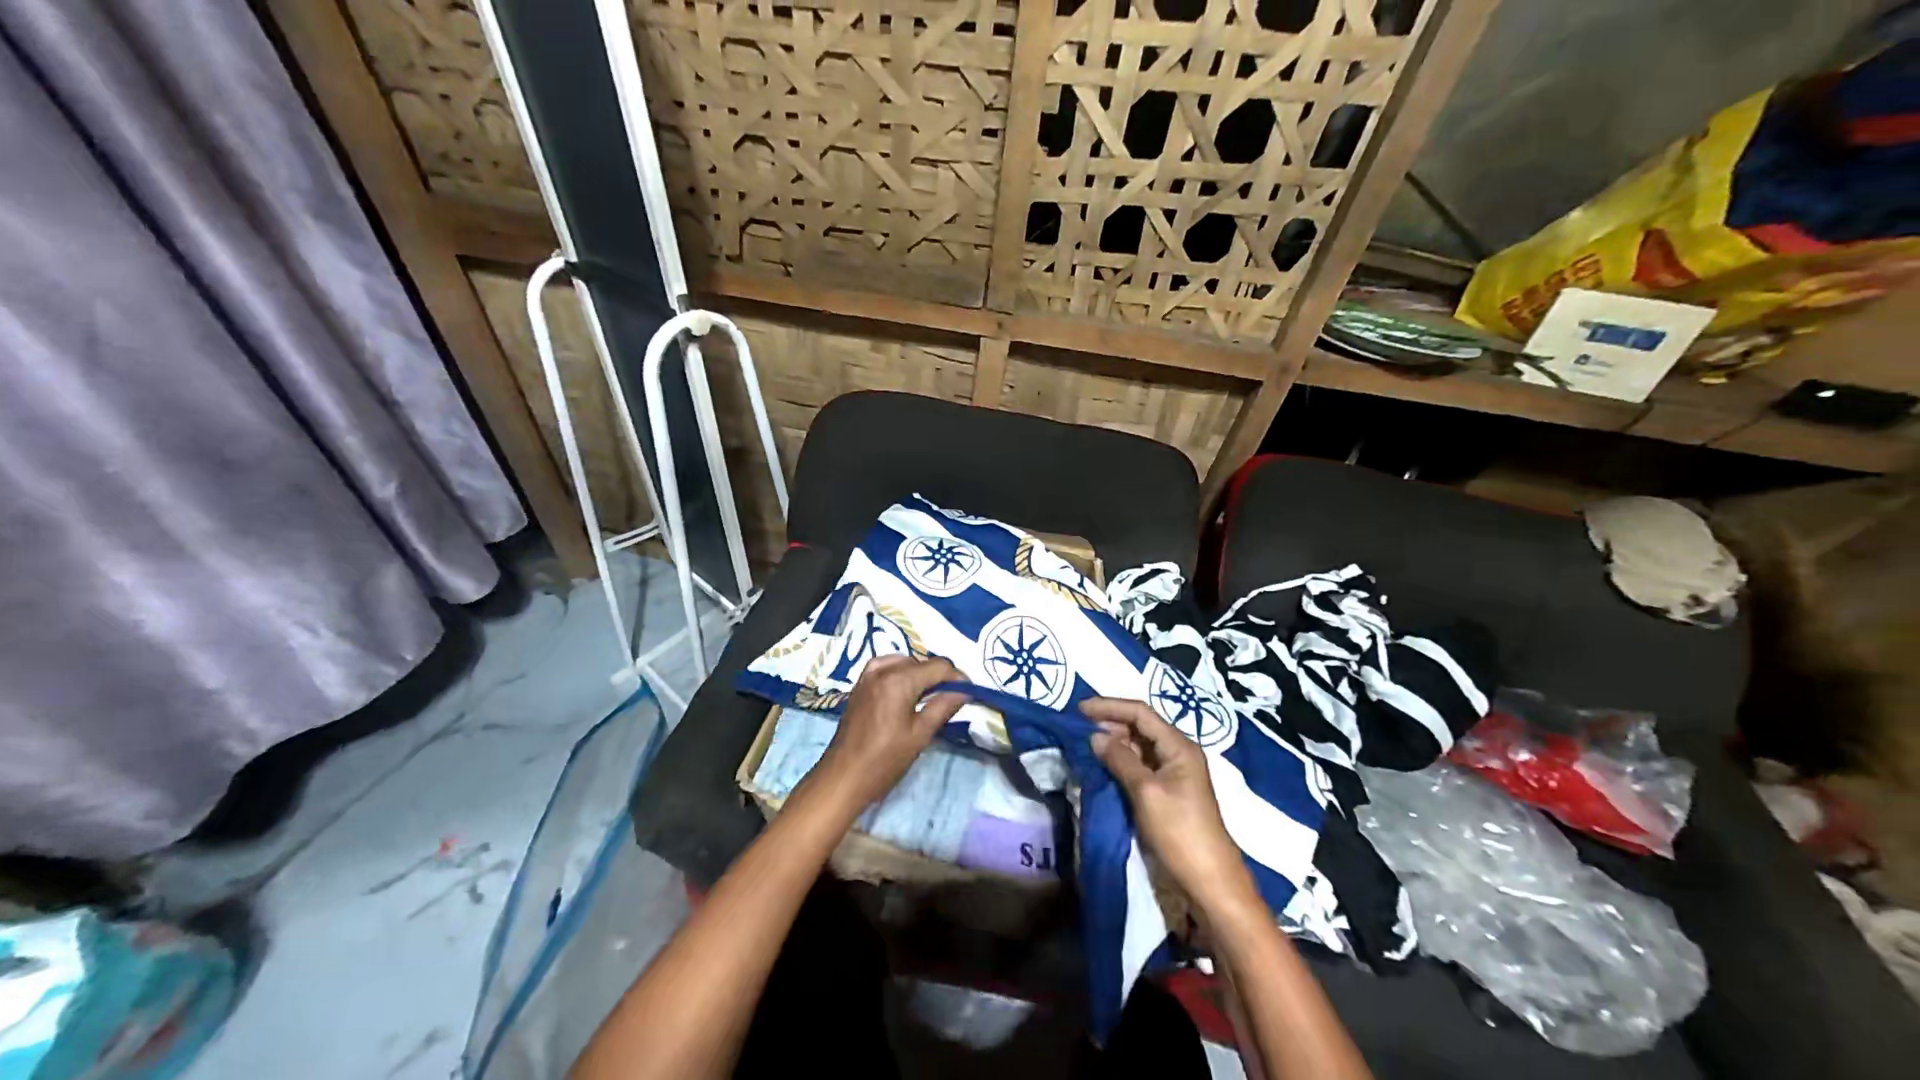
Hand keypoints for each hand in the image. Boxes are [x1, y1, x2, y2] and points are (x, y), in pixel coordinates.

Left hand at [806, 655, 968, 812]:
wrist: (842, 777)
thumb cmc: (884, 760)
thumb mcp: (920, 734)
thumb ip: (943, 706)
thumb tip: (964, 691)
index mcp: (899, 679)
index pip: (939, 666)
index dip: (957, 678)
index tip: (968, 693)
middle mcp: (882, 669)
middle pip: (922, 662)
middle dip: (939, 677)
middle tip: (952, 699)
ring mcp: (868, 675)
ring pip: (905, 663)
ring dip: (920, 675)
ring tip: (931, 698)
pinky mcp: (860, 684)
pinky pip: (887, 668)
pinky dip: (902, 674)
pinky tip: (908, 694)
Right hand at [1084, 698, 1257, 917]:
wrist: (1208, 879)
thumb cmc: (1179, 831)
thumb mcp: (1146, 792)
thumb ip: (1120, 759)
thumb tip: (1095, 736)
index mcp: (1179, 746)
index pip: (1140, 712)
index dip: (1109, 707)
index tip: (1079, 709)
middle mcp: (1178, 753)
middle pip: (1140, 726)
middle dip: (1110, 724)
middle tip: (1079, 730)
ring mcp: (1174, 773)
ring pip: (1139, 746)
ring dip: (1114, 743)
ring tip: (1086, 747)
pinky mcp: (1168, 791)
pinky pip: (1141, 765)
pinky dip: (1121, 762)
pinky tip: (1103, 766)